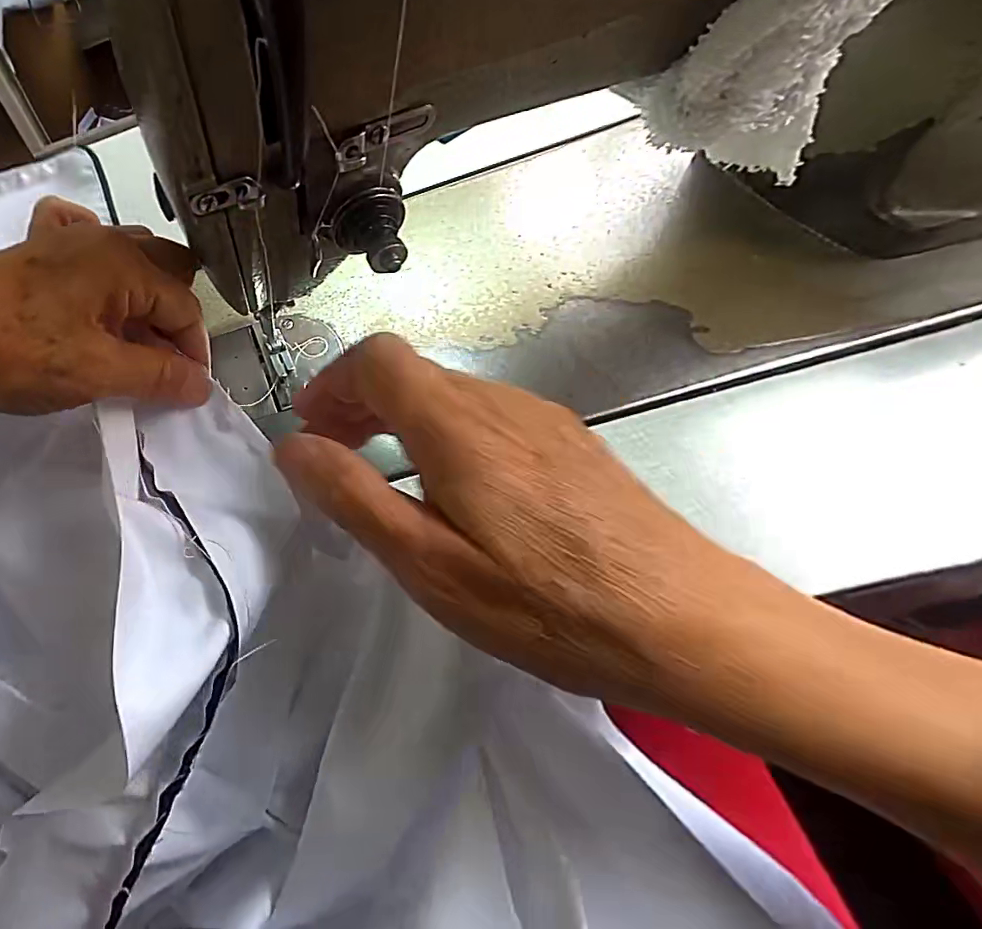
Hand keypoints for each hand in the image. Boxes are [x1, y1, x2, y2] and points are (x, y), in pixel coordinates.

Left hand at [0, 197, 211, 430]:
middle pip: (166, 268)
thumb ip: (158, 376)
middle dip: (175, 315)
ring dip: (142, 294)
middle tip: (163, 359)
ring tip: (129, 337)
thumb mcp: (98, 372)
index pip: (184, 306)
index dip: (194, 350)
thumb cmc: (17, 356)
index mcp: (123, 262)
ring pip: (128, 254)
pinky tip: (88, 283)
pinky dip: (97, 259)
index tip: (188, 388)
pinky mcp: (30, 248)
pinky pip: (80, 237)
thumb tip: (201, 384)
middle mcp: (100, 238)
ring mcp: (62, 237)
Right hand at [273, 334, 808, 711]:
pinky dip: (442, 432)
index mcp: (457, 424)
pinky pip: (485, 416)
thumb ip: (352, 496)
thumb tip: (293, 446)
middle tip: (332, 452)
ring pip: (448, 393)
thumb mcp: (429, 563)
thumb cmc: (546, 603)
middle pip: (410, 372)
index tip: (309, 425)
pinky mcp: (568, 442)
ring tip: (384, 472)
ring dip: (399, 418)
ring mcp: (541, 418)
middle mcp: (500, 402)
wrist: (688, 622)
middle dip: (357, 401)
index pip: (377, 359)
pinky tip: (453, 488)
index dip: (331, 382)